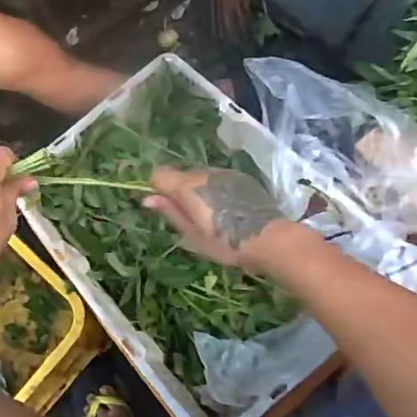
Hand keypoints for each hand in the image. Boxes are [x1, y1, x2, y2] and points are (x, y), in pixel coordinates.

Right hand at [144, 168, 294, 271]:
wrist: (269, 239)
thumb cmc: (225, 243)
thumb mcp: (192, 235)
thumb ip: (170, 212)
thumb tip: (147, 198)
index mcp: (188, 186)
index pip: (159, 174)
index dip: (157, 189)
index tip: (164, 207)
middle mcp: (205, 173)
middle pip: (181, 174)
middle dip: (179, 191)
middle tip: (190, 218)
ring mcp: (225, 173)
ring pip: (201, 176)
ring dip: (199, 190)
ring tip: (211, 215)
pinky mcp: (242, 177)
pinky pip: (219, 178)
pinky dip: (216, 189)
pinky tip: (227, 209)